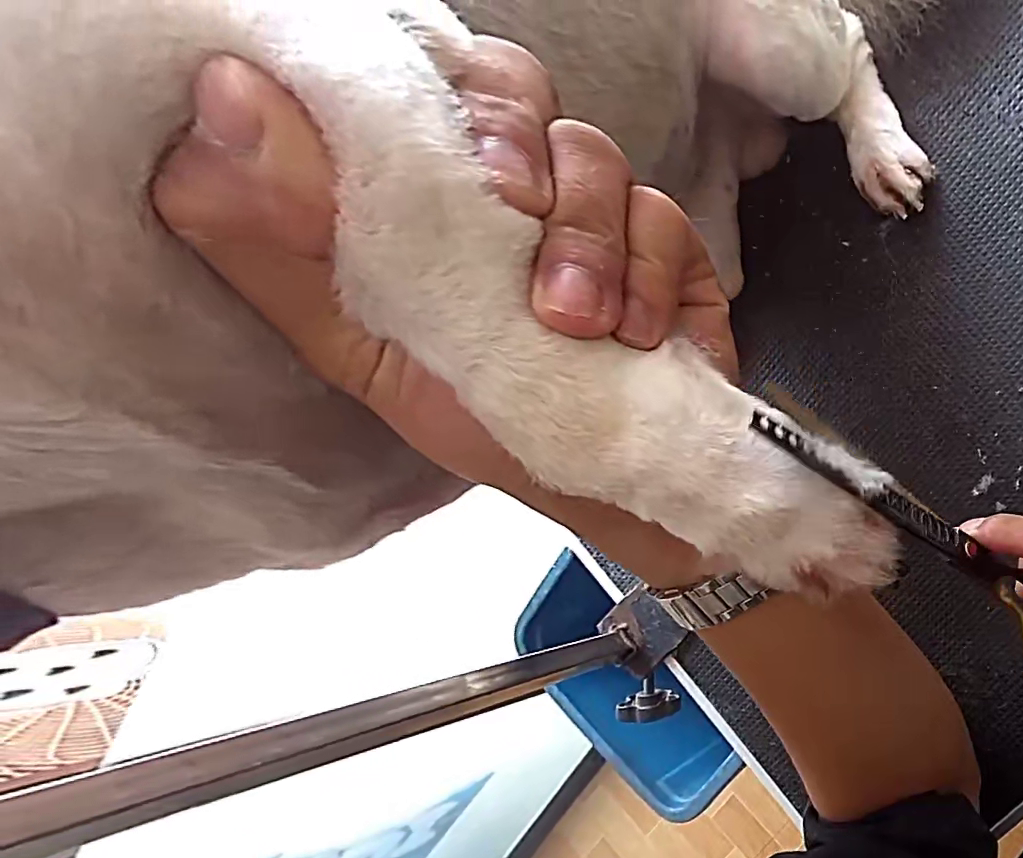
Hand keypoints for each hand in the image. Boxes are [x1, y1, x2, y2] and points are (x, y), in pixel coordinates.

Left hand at [152, 44, 736, 582]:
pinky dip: (649, 277)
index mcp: (443, 200)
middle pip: (523, 90)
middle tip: (520, 218)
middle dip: (518, 145)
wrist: (606, 491)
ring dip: (588, 239)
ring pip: (600, 159)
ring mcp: (610, 225)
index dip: (434, 91)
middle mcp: (529, 196)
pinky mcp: (678, 263)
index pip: (430, 86)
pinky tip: (638, 336)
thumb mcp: (370, 358)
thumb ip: (285, 249)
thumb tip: (229, 95)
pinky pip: (667, 226)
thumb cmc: (495, 429)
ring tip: (579, 325)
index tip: (443, 163)